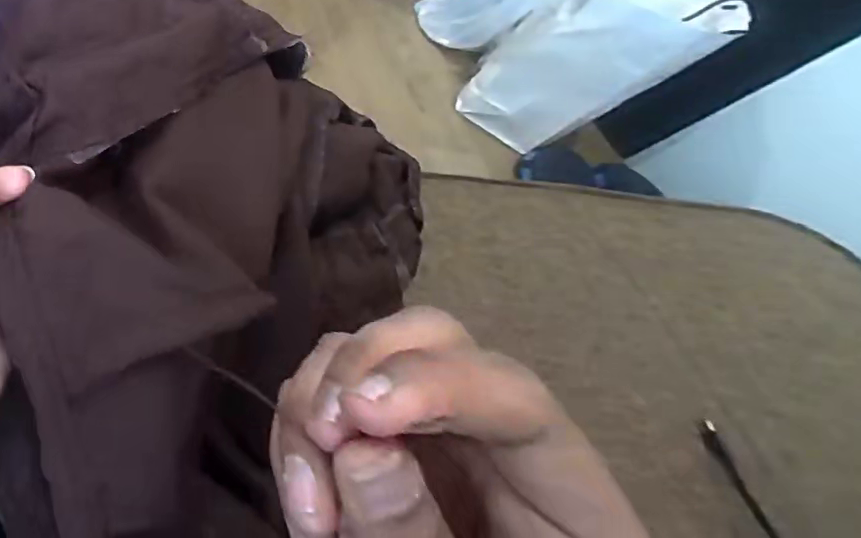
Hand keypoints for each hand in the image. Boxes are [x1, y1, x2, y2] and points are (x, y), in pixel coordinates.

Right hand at [269, 307, 647, 537]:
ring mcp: (430, 428)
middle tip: (320, 434)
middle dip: (357, 368)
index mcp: (561, 490)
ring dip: (314, 403)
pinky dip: (298, 431)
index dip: (432, 381)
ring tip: (308, 505)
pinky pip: (324, 392)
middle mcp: (490, 434)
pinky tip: (302, 496)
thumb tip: (359, 447)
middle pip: (428, 341)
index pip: (511, 395)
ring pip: (361, 353)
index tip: (359, 413)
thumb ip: (416, 533)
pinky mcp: (376, 437)